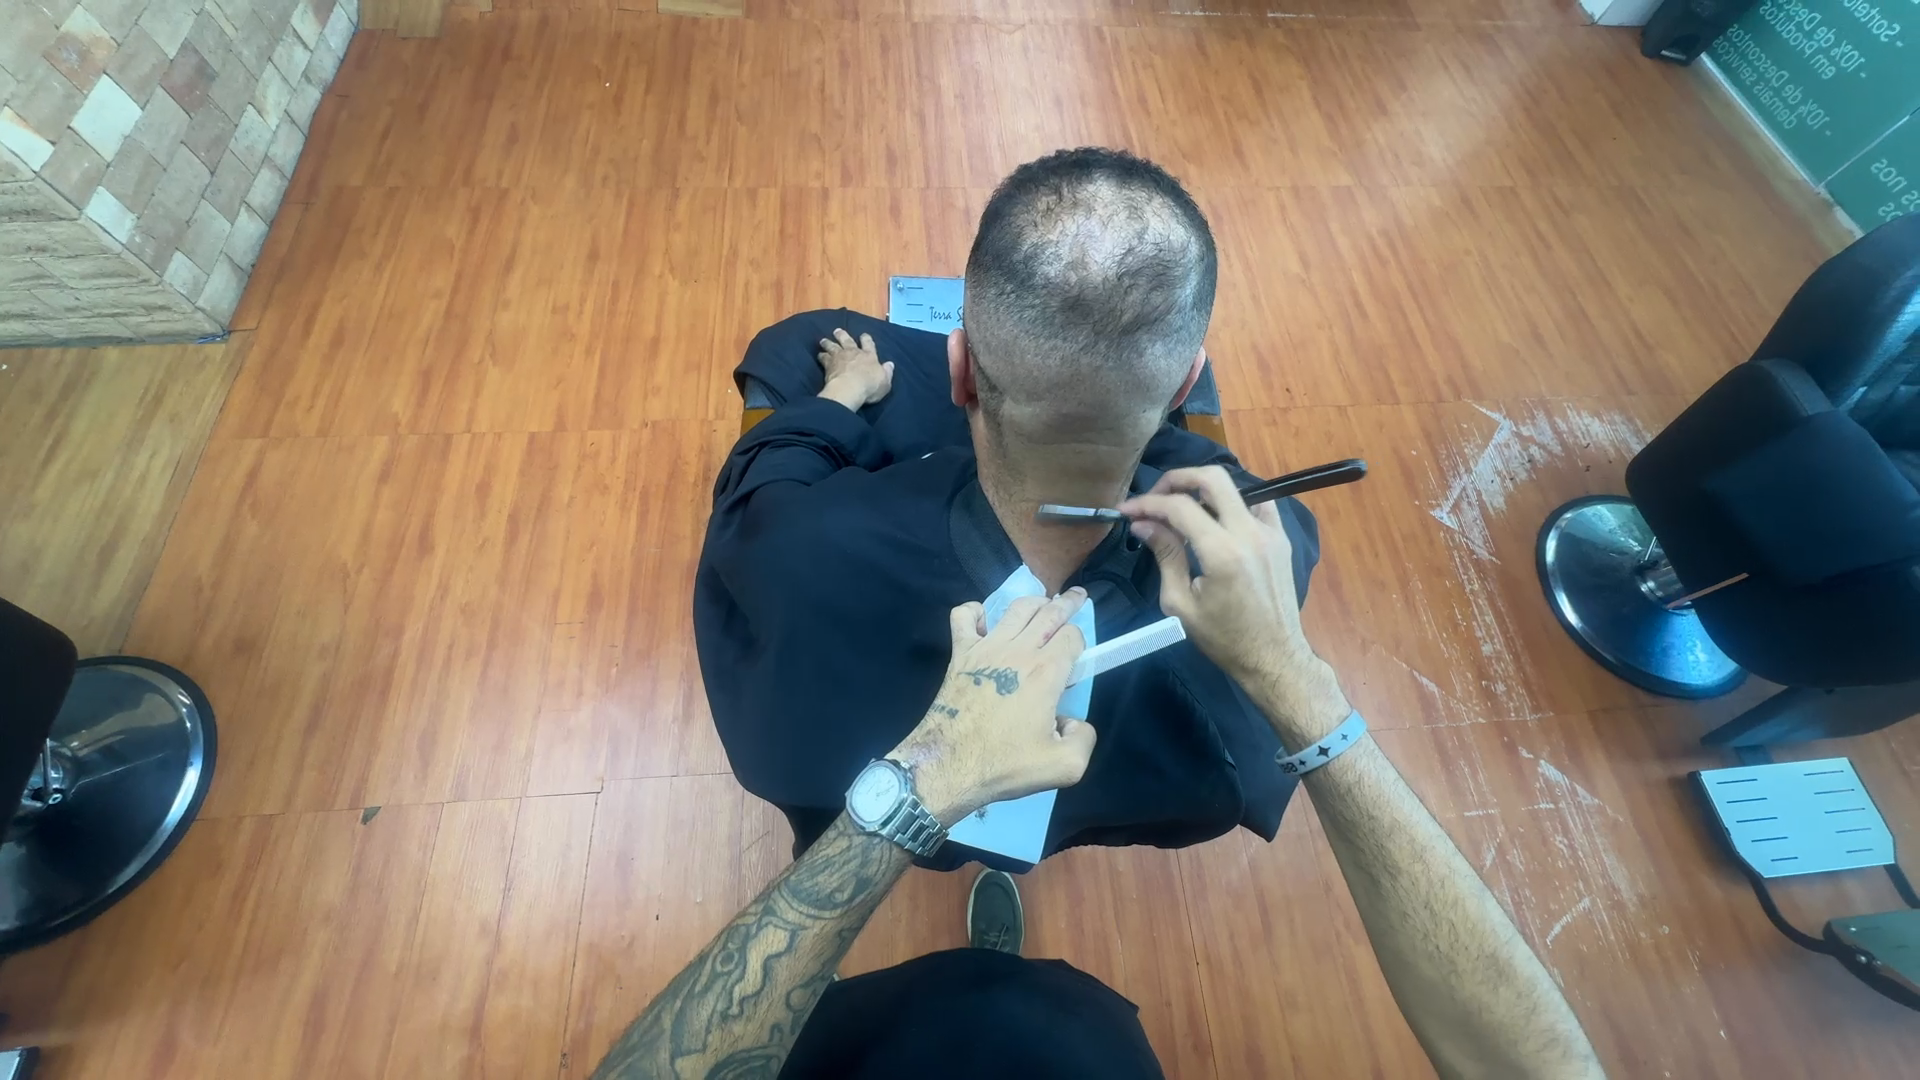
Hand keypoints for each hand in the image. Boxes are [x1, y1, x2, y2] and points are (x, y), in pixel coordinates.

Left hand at [815, 328, 893, 409]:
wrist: (849, 389)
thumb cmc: (870, 386)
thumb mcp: (885, 381)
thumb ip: (887, 372)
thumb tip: (890, 364)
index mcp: (869, 356)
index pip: (868, 343)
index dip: (866, 338)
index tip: (864, 335)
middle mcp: (853, 352)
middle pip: (847, 340)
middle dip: (842, 335)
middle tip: (837, 331)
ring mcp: (839, 357)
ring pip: (832, 346)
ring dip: (828, 343)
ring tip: (823, 341)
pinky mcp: (828, 364)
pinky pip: (823, 357)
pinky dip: (821, 356)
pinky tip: (818, 355)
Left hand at [890, 590, 1094, 822]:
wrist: (948, 765)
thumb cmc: (1004, 764)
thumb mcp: (1064, 766)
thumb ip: (1084, 739)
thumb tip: (1073, 721)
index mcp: (1045, 672)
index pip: (1071, 635)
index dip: (1079, 640)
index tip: (1077, 654)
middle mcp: (1018, 650)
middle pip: (1048, 612)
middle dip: (1067, 603)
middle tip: (1077, 598)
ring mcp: (985, 648)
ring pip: (1015, 608)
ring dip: (1033, 602)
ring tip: (1042, 604)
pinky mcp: (960, 653)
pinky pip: (964, 617)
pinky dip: (975, 612)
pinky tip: (985, 621)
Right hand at [1117, 467, 1347, 740]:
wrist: (1273, 657)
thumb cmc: (1223, 639)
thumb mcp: (1180, 603)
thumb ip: (1165, 556)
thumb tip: (1143, 525)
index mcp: (1221, 552)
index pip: (1179, 507)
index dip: (1147, 503)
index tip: (1127, 511)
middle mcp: (1249, 533)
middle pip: (1211, 478)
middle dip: (1177, 479)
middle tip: (1155, 496)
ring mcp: (1270, 532)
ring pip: (1236, 487)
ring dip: (1203, 489)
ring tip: (1181, 506)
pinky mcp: (1281, 538)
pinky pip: (1257, 504)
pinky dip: (1232, 502)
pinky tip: (1217, 517)